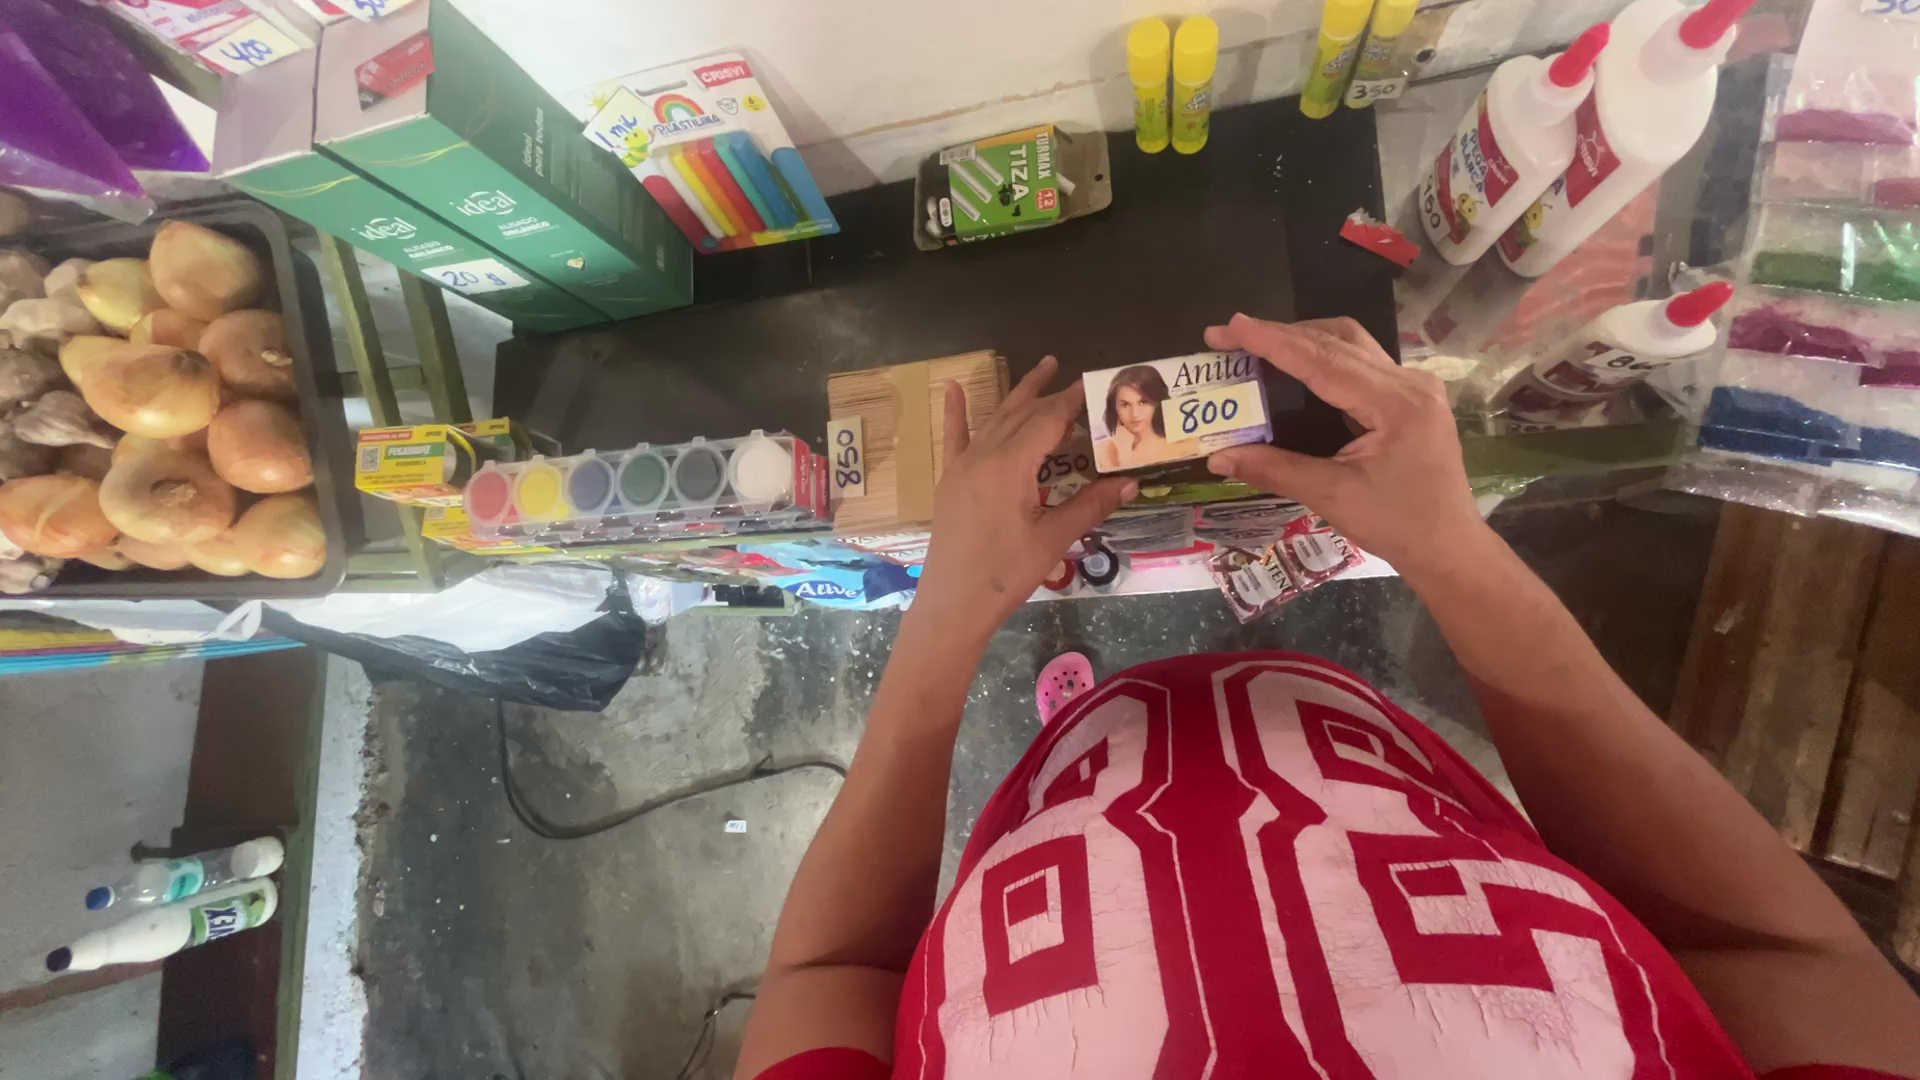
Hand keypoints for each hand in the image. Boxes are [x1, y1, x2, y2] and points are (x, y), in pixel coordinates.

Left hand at [913, 356, 1137, 643]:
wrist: (954, 603)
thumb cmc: (1006, 573)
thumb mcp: (1053, 539)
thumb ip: (1090, 505)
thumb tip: (1131, 482)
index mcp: (1011, 465)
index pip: (1048, 420)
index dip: (1073, 401)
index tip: (1095, 384)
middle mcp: (984, 455)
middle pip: (1023, 414)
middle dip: (1050, 392)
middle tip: (1074, 375)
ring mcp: (962, 466)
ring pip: (995, 419)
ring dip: (1018, 393)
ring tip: (1040, 368)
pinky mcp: (949, 481)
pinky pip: (953, 437)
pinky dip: (955, 411)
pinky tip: (952, 386)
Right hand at [1203, 314, 1490, 578]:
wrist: (1447, 544)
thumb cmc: (1396, 523)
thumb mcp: (1331, 496)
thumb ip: (1274, 469)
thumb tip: (1217, 457)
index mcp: (1395, 403)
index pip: (1323, 361)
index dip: (1272, 341)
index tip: (1231, 327)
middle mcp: (1407, 383)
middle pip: (1336, 340)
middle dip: (1280, 334)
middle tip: (1229, 335)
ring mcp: (1411, 387)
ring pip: (1349, 344)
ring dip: (1301, 339)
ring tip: (1255, 344)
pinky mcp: (1407, 398)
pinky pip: (1358, 362)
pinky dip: (1319, 356)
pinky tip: (1292, 365)